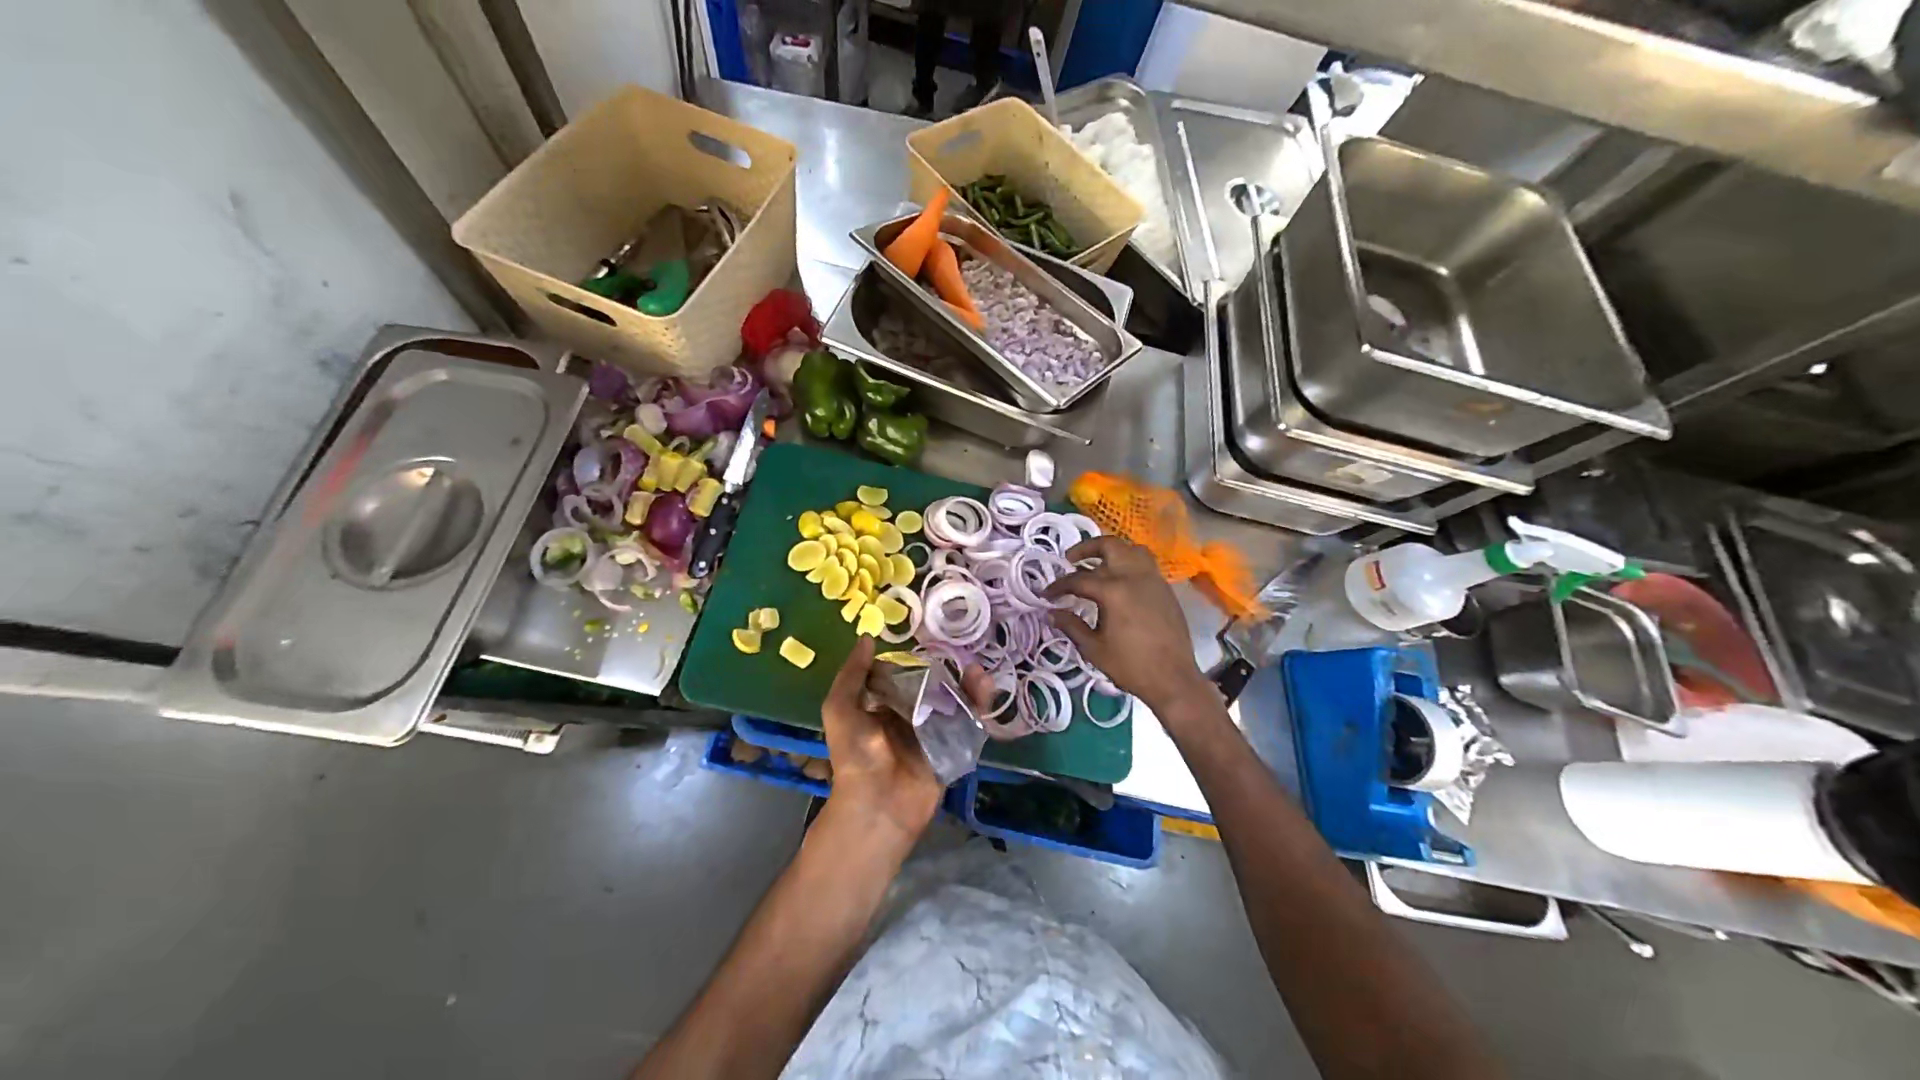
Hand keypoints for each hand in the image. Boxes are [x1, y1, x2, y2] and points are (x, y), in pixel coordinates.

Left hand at [820, 637, 960, 847]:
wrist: (879, 802)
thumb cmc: (856, 753)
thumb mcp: (840, 708)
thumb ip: (853, 673)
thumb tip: (867, 637)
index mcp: (884, 706)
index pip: (904, 675)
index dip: (916, 658)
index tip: (931, 638)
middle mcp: (912, 716)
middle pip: (935, 685)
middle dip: (947, 668)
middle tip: (960, 650)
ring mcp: (936, 731)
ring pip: (957, 700)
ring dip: (968, 682)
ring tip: (976, 669)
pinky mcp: (956, 746)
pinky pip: (972, 720)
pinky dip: (980, 702)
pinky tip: (984, 685)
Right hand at [1044, 536, 1215, 715]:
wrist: (1173, 679)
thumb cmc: (1130, 666)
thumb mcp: (1093, 649)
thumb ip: (1071, 626)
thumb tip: (1052, 613)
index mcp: (1114, 591)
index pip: (1079, 579)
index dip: (1059, 586)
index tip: (1047, 594)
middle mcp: (1135, 576)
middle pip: (1109, 546)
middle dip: (1086, 549)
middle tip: (1070, 561)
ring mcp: (1154, 580)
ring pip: (1131, 550)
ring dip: (1112, 552)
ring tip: (1098, 565)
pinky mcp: (1165, 589)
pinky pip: (1145, 564)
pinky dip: (1128, 563)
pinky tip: (1120, 582)